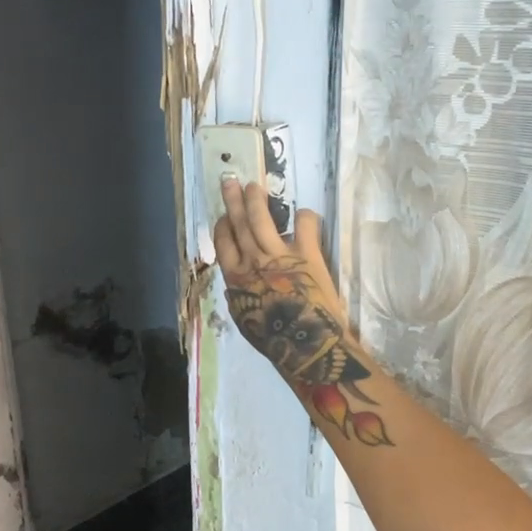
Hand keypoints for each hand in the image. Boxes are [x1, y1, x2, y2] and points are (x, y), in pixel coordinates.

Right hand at [213, 177, 390, 444]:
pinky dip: (305, 217)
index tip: (224, 216)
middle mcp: (253, 263)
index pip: (223, 244)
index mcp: (236, 280)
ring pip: (263, 220)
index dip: (223, 226)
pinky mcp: (308, 255)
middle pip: (240, 225)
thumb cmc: (275, 341)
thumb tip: (236, 287)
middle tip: (230, 181)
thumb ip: (240, 298)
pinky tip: (304, 213)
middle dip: (234, 202)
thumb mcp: (245, 320)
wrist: (308, 349)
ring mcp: (279, 256)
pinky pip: (305, 226)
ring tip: (254, 185)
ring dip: (258, 200)